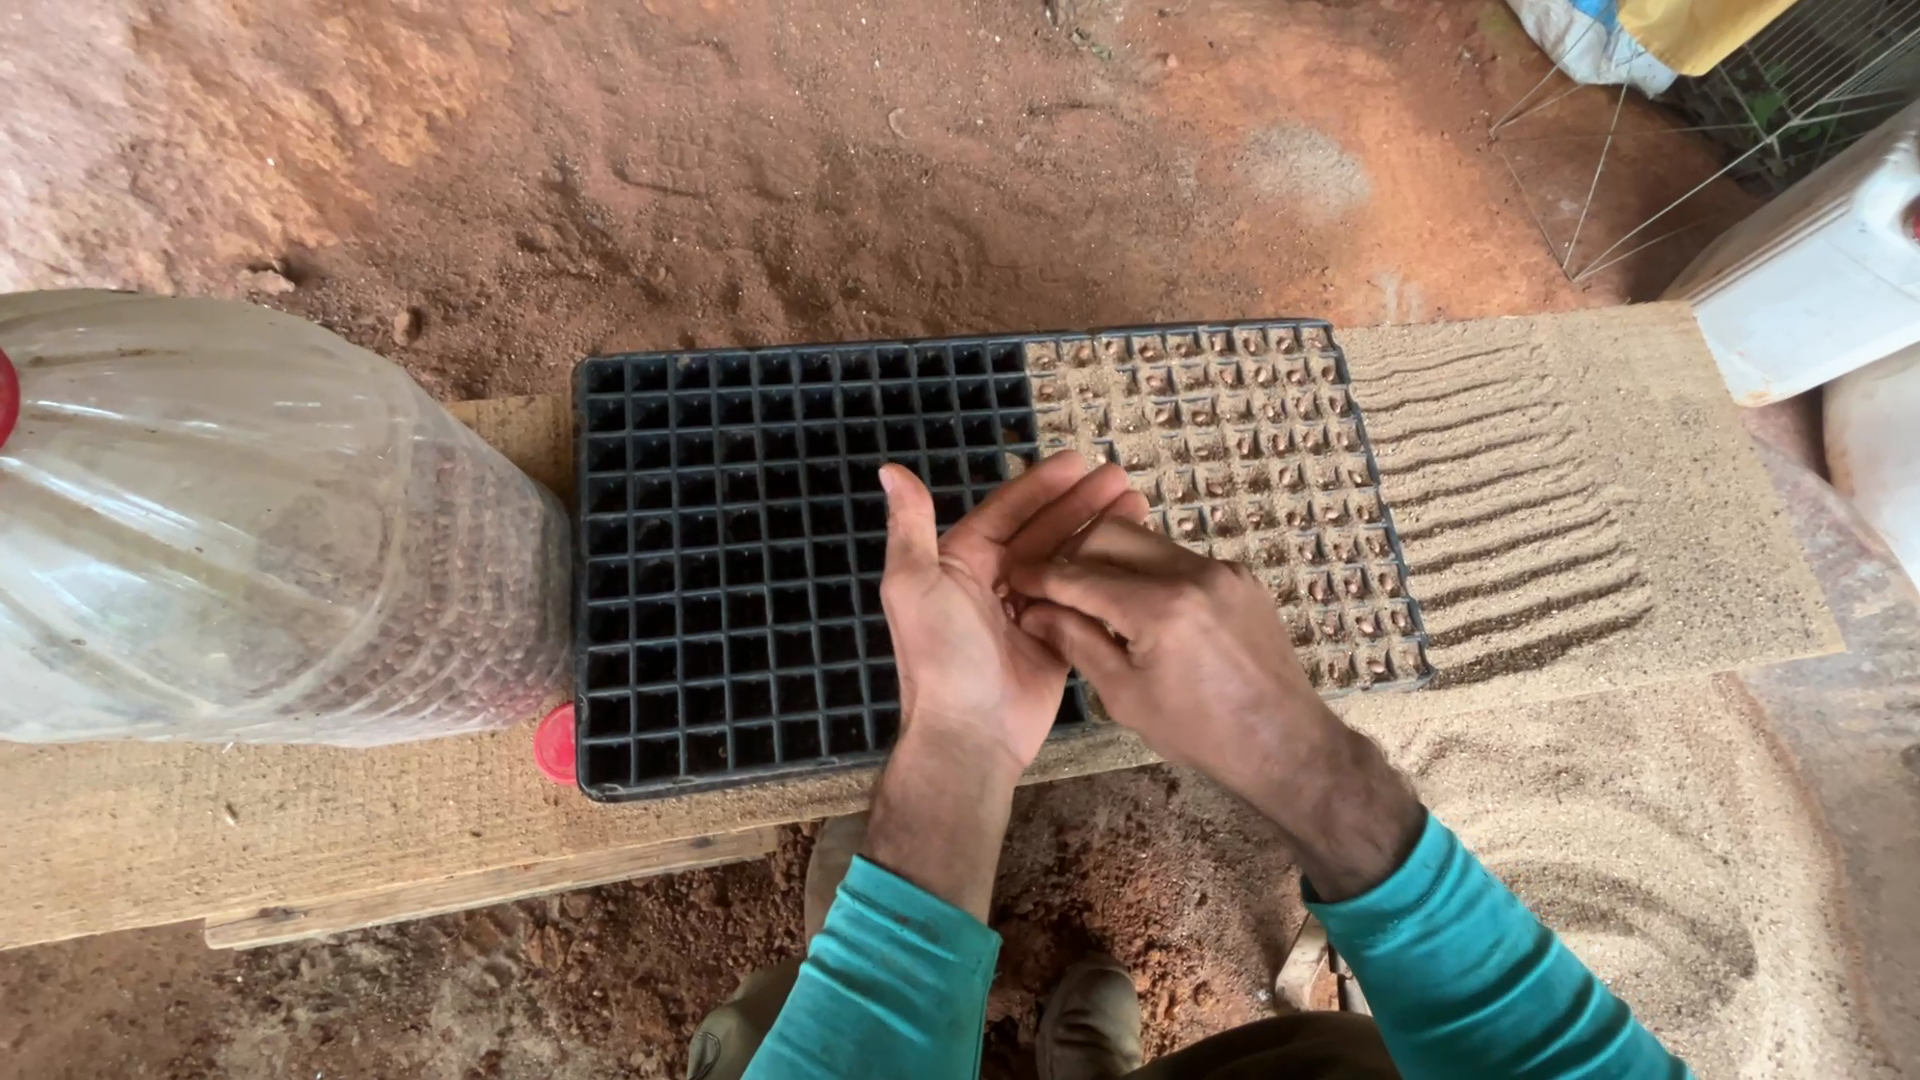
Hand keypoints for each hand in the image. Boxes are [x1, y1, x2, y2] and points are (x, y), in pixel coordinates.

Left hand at [878, 451, 1147, 775]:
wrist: (969, 734)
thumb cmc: (941, 655)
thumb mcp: (914, 585)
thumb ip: (910, 526)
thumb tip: (890, 470)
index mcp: (961, 562)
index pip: (1006, 512)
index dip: (1041, 485)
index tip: (1079, 460)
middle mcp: (994, 582)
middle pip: (1043, 532)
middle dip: (1079, 503)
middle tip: (1120, 478)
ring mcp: (1027, 611)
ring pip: (1066, 562)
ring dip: (1096, 534)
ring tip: (1136, 506)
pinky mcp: (1055, 639)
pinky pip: (1081, 600)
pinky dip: (1103, 578)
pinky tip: (1131, 557)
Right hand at [1007, 518, 1424, 900]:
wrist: (1286, 744)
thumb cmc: (1199, 733)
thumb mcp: (1124, 696)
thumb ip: (1076, 641)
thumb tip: (1032, 610)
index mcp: (1160, 608)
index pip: (1080, 575)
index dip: (1040, 575)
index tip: (1013, 576)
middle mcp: (1192, 572)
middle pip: (1110, 534)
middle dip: (1072, 553)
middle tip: (1051, 582)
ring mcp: (1221, 569)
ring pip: (1145, 540)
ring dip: (1109, 560)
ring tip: (1090, 594)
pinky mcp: (1238, 576)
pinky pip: (1176, 557)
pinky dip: (1146, 571)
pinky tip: (1138, 605)